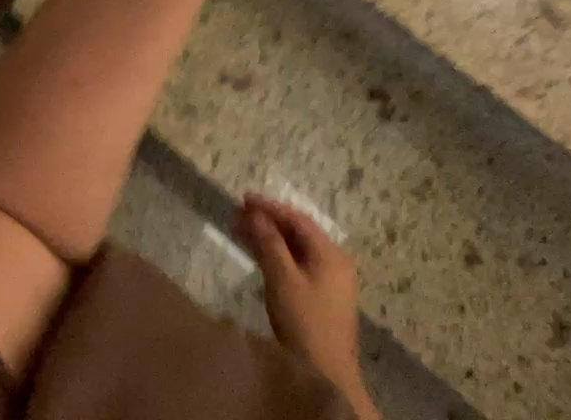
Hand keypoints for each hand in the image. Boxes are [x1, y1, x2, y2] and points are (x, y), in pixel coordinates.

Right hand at [237, 194, 375, 416]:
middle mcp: (333, 262)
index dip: (269, 206)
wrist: (326, 372)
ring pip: (294, 247)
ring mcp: (328, 279)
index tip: (243, 198)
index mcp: (331, 254)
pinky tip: (255, 251)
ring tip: (238, 228)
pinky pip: (295, 262)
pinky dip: (274, 253)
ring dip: (268, 236)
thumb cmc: (305, 321)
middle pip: (297, 231)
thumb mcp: (283, 278)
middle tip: (236, 212)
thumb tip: (255, 213)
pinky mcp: (320, 294)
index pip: (297, 219)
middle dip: (266, 220)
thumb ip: (269, 242)